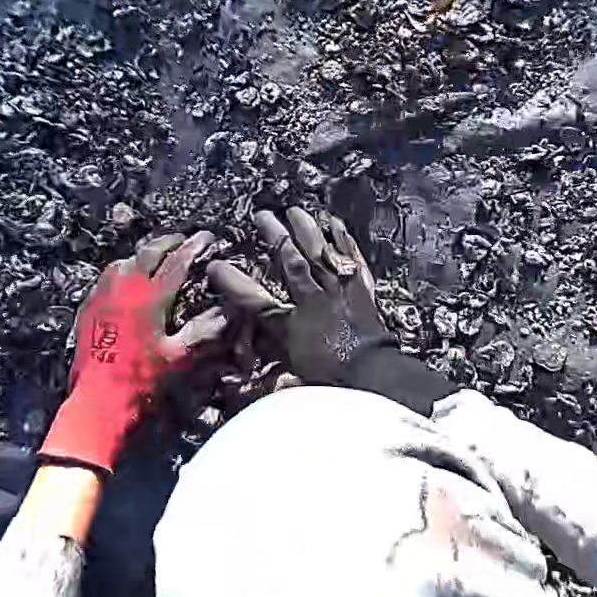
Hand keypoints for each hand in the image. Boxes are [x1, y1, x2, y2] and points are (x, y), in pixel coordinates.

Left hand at [40, 232, 227, 471]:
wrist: (95, 402)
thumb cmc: (141, 382)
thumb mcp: (179, 358)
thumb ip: (205, 330)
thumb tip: (228, 311)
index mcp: (149, 296)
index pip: (177, 262)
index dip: (194, 247)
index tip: (208, 237)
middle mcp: (124, 287)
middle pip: (149, 252)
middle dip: (169, 242)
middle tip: (184, 240)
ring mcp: (102, 294)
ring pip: (124, 260)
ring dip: (145, 253)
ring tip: (158, 254)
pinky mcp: (87, 306)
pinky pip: (107, 276)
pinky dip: (123, 269)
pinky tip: (127, 278)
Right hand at [207, 207, 455, 413]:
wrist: (380, 378)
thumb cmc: (336, 384)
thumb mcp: (298, 382)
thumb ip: (274, 378)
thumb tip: (245, 386)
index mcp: (294, 327)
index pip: (257, 301)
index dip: (235, 283)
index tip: (216, 266)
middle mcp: (315, 302)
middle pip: (291, 264)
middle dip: (275, 238)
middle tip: (262, 215)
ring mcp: (341, 293)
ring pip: (321, 254)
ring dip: (307, 231)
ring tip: (295, 210)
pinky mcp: (362, 291)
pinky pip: (351, 260)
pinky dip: (344, 241)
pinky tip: (336, 224)